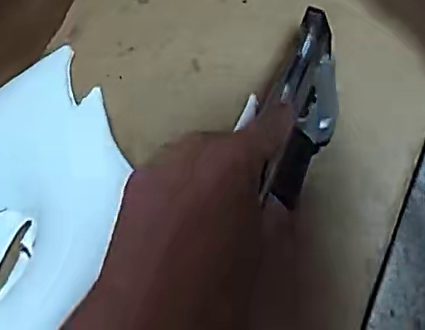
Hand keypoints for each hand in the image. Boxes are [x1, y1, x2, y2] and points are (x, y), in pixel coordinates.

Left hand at [65, 103, 292, 329]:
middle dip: (238, 165)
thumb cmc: (206, 293)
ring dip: (206, 175)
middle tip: (244, 202)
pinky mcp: (136, 182)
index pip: (269, 125)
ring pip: (197, 156)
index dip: (283, 122)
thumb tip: (276, 198)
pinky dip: (178, 189)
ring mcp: (162, 162)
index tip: (288, 115)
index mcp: (234, 159)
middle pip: (228, 143)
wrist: (145, 319)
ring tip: (207, 221)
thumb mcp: (262, 251)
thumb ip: (276, 208)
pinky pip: (169, 173)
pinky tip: (180, 226)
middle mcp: (196, 149)